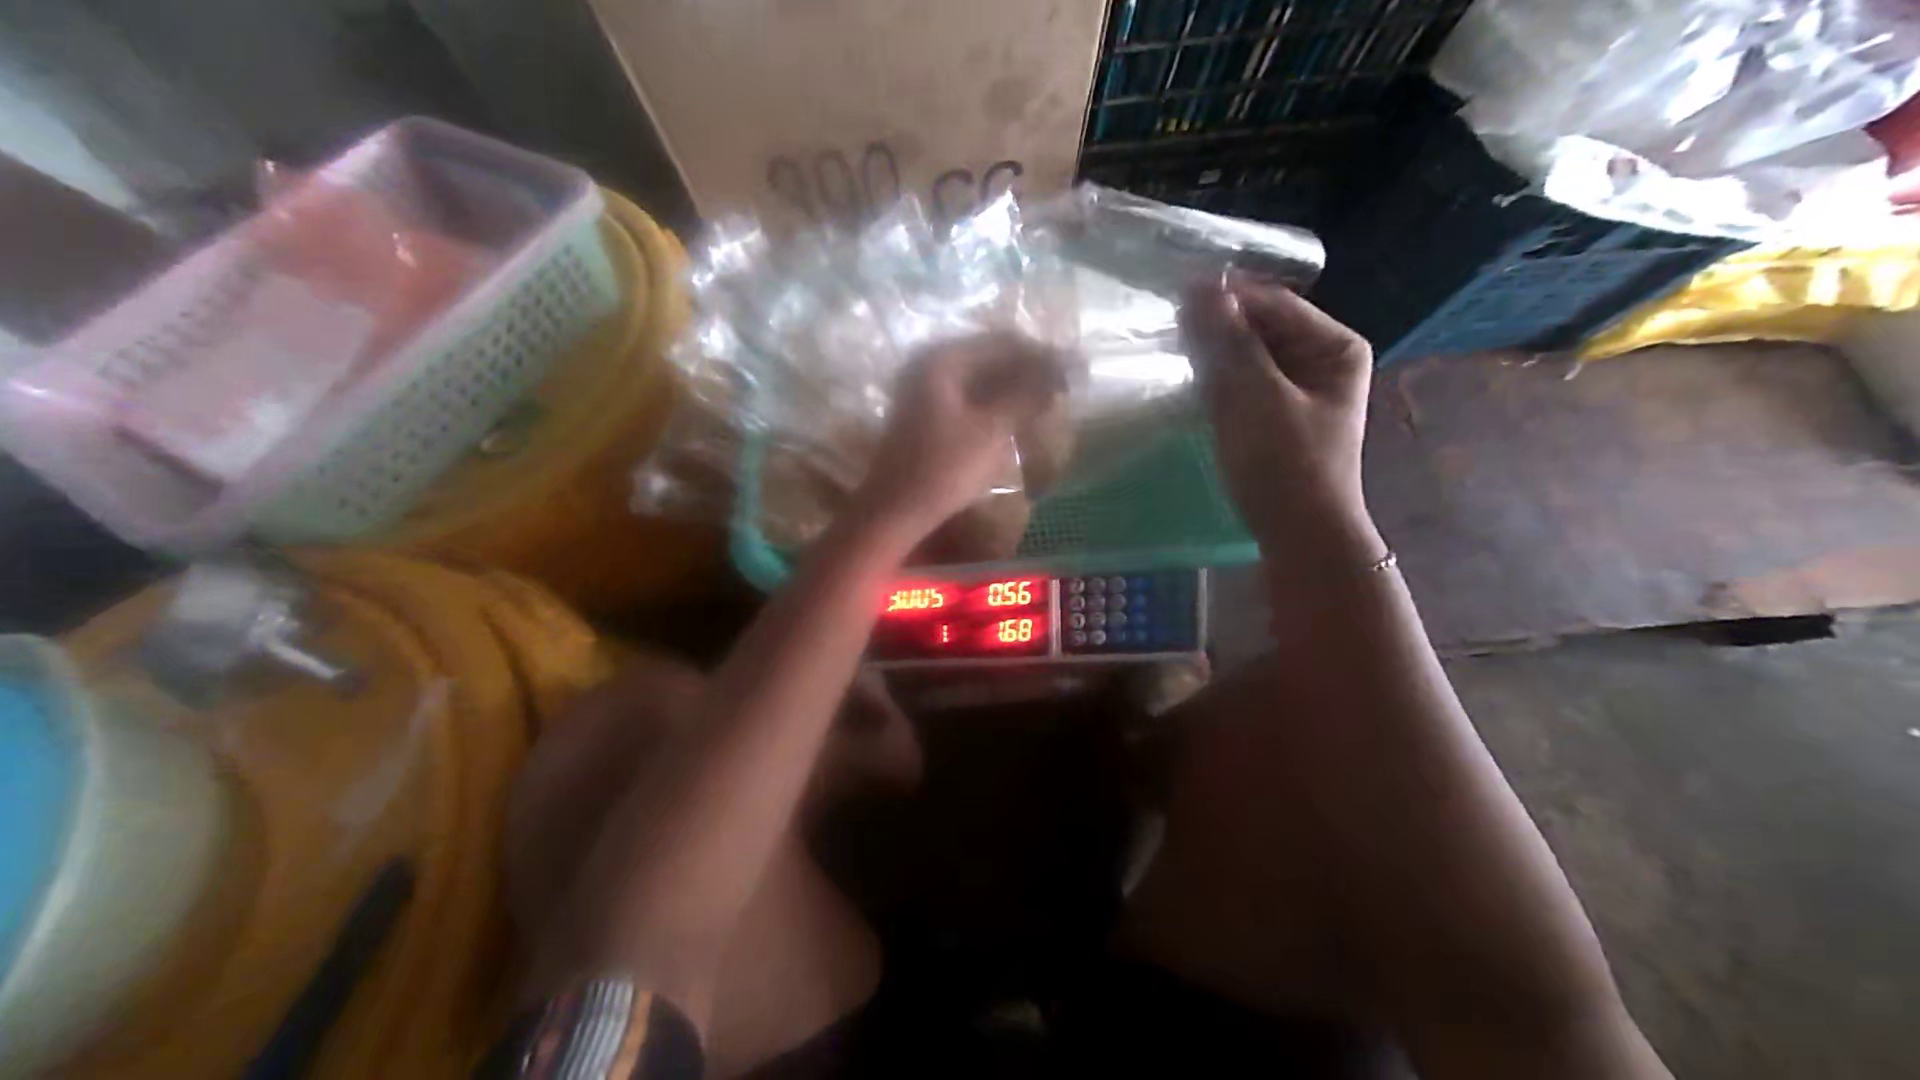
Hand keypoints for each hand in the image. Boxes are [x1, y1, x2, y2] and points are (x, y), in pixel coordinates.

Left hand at [855, 332, 1066, 536]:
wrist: (895, 512)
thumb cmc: (944, 468)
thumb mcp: (992, 429)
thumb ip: (1028, 394)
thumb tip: (1064, 366)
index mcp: (942, 360)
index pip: (1002, 342)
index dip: (1042, 353)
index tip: (1075, 368)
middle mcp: (929, 367)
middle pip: (990, 358)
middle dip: (1029, 370)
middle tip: (1066, 386)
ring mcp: (924, 392)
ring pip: (980, 380)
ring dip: (1015, 388)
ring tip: (1049, 401)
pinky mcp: (926, 417)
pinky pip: (970, 399)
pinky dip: (996, 405)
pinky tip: (1019, 417)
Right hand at [1179, 274, 1382, 560]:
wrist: (1299, 533)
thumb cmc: (1287, 463)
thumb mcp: (1259, 397)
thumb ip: (1231, 342)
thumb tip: (1203, 289)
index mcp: (1333, 347)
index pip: (1275, 304)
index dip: (1229, 295)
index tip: (1178, 289)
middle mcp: (1317, 360)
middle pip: (1261, 327)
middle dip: (1218, 323)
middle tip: (1167, 320)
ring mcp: (1292, 389)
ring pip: (1246, 354)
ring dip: (1212, 349)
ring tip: (1169, 344)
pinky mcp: (1269, 415)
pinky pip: (1239, 382)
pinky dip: (1214, 377)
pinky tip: (1185, 376)